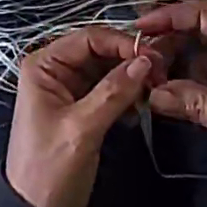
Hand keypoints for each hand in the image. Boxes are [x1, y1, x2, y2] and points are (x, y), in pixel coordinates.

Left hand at [4, 26, 161, 206]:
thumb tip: (144, 61)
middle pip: (97, 52)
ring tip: (157, 85)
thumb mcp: (81, 129)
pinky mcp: (79, 110)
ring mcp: (67, 89)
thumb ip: (112, 93)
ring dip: (129, 77)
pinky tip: (142, 102)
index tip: (153, 55)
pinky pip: (105, 91)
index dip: (120, 42)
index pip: (86, 38)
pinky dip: (124, 94)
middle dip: (128, 59)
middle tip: (161, 71)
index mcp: (44, 63)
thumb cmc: (50, 167)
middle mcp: (54, 69)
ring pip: (104, 71)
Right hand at [133, 1, 206, 200]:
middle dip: (168, 43)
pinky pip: (206, 71)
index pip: (201, 12)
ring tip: (151, 78)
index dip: (167, 16)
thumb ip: (193, 101)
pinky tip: (169, 90)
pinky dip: (186, 78)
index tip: (139, 28)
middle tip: (142, 60)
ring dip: (175, 62)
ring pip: (198, 50)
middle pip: (196, 28)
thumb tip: (152, 93)